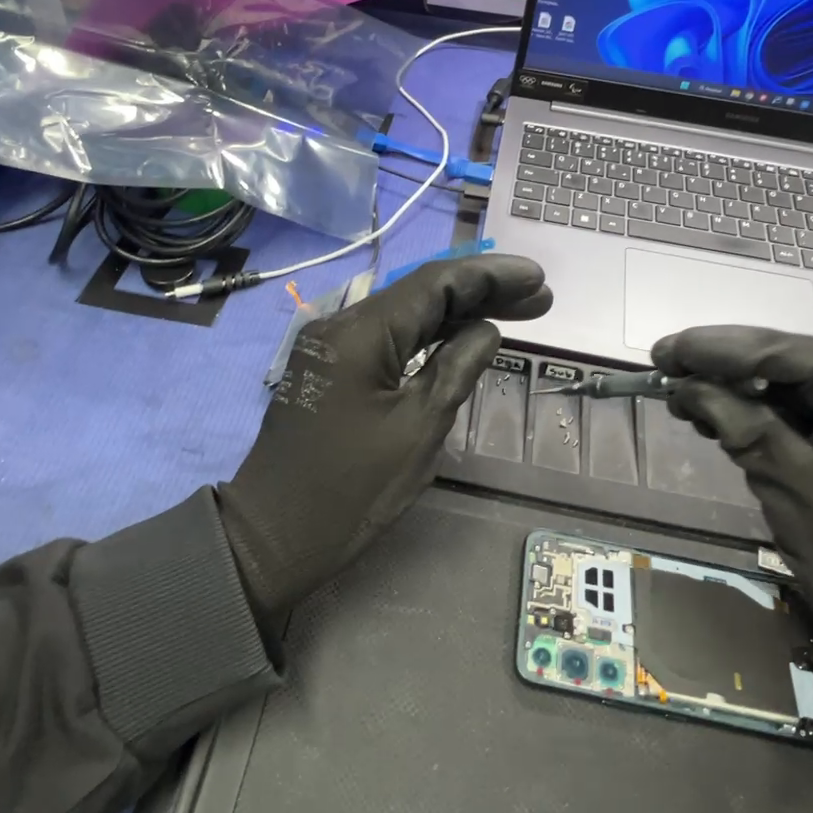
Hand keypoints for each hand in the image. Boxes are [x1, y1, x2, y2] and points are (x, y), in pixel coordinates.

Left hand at [218, 255, 551, 623]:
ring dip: (457, 313)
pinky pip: (387, 340)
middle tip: (539, 297)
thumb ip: (456, 368)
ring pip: (404, 315)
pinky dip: (427, 337)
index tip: (538, 277)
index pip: (435, 283)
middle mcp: (342, 325)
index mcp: (361, 332)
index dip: (490, 277)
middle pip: (421, 294)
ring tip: (516, 313)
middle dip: (481, 292)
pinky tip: (462, 339)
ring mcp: (332, 347)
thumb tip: (485, 330)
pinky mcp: (331, 370)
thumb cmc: (351, 490)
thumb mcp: (418, 430)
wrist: (273, 535)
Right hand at [652, 326, 812, 764]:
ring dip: (737, 392)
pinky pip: (800, 430)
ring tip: (678, 391)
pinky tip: (711, 419)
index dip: (738, 348)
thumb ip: (750, 434)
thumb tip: (689, 387)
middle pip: (802, 372)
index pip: (811, 360)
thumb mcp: (804, 501)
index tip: (677, 349)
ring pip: (796, 399)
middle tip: (667, 359)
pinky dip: (754, 423)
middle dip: (732, 364)